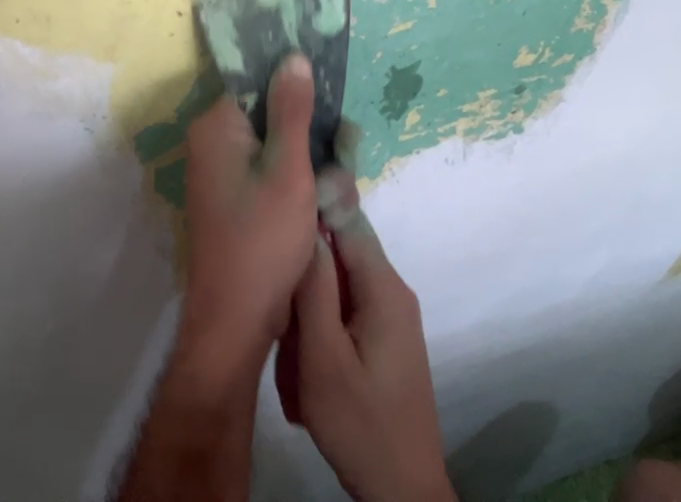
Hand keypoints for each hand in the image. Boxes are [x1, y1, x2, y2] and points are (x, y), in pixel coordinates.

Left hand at [177, 55, 319, 373]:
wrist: (236, 319)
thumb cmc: (263, 240)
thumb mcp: (289, 170)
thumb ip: (292, 110)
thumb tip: (294, 56)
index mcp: (216, 127)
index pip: (259, 84)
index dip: (298, 90)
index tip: (334, 108)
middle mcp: (213, 144)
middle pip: (273, 117)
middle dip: (312, 139)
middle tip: (341, 168)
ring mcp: (223, 174)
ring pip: (280, 149)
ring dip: (312, 168)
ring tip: (336, 198)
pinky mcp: (237, 199)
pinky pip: (273, 174)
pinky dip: (299, 186)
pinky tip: (325, 207)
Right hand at [276, 168, 453, 501]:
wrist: (402, 488)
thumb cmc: (359, 422)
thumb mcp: (323, 356)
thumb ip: (314, 289)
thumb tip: (306, 229)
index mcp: (384, 288)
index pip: (350, 221)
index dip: (316, 208)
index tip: (277, 210)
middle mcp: (394, 293)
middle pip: (341, 254)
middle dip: (306, 276)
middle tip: (281, 315)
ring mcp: (393, 318)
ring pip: (339, 287)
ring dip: (310, 311)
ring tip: (293, 353)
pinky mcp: (387, 340)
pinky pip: (347, 313)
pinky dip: (322, 331)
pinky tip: (308, 367)